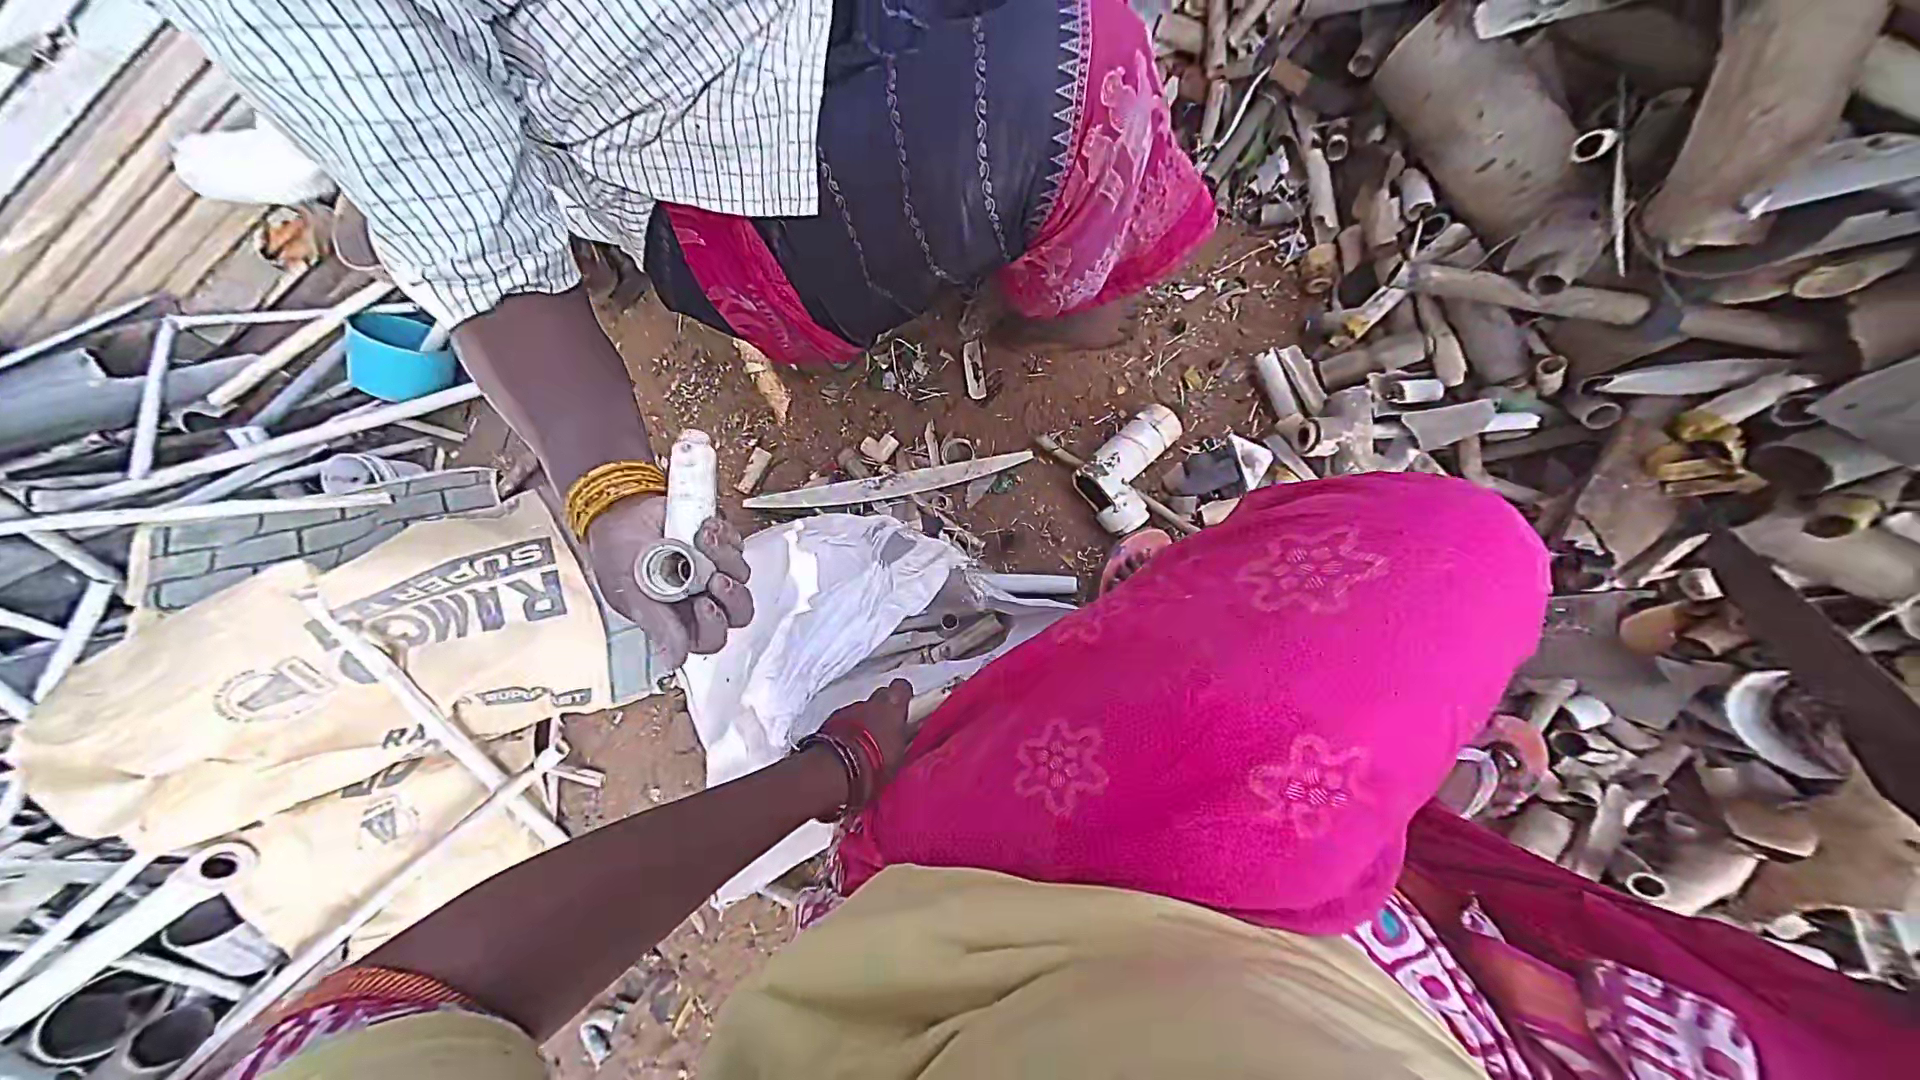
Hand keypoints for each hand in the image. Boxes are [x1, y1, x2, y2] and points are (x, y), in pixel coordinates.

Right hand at [585, 495, 751, 669]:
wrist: (618, 513)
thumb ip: (659, 624)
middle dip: (732, 595)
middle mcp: (702, 598)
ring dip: (724, 557)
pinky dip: (725, 536)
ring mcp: (714, 571)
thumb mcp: (632, 593)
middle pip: (738, 610)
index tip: (703, 604)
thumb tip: (676, 659)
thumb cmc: (619, 555)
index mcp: (681, 619)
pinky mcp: (721, 546)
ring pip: (740, 574)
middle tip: (715, 577)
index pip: (713, 637)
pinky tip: (704, 528)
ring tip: (701, 540)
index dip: (715, 626)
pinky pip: (737, 545)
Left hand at [820, 679, 913, 796]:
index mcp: (892, 705)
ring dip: (864, 720)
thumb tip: (914, 725)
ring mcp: (849, 709)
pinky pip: (845, 719)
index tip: (904, 709)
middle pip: (881, 696)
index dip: (903, 696)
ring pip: (862, 709)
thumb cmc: (877, 760)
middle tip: (886, 727)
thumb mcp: (899, 752)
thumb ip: (906, 734)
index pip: (902, 688)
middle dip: (883, 708)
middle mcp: (871, 701)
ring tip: (865, 742)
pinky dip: (848, 728)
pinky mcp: (831, 720)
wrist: (837, 767)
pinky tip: (849, 746)